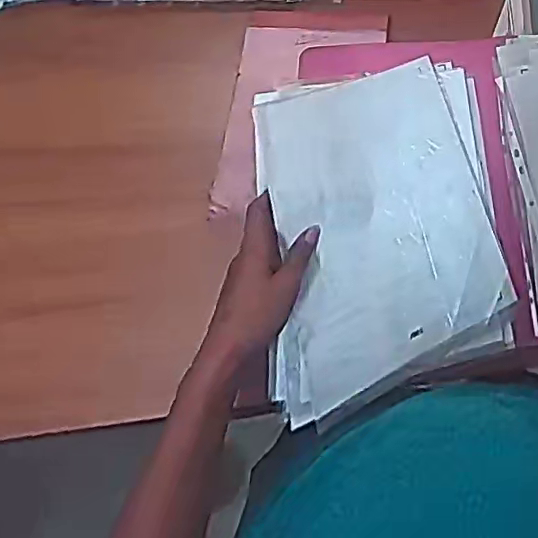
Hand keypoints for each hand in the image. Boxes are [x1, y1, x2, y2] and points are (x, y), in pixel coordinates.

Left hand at [198, 194, 317, 372]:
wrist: (226, 353)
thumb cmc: (256, 314)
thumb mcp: (286, 285)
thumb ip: (299, 256)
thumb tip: (311, 228)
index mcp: (252, 250)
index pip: (257, 213)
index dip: (269, 196)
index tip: (288, 184)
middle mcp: (244, 257)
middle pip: (259, 228)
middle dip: (280, 215)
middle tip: (307, 205)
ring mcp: (241, 275)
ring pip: (261, 246)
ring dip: (280, 237)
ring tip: (306, 231)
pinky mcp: (243, 290)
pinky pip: (261, 263)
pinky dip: (276, 256)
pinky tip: (293, 263)